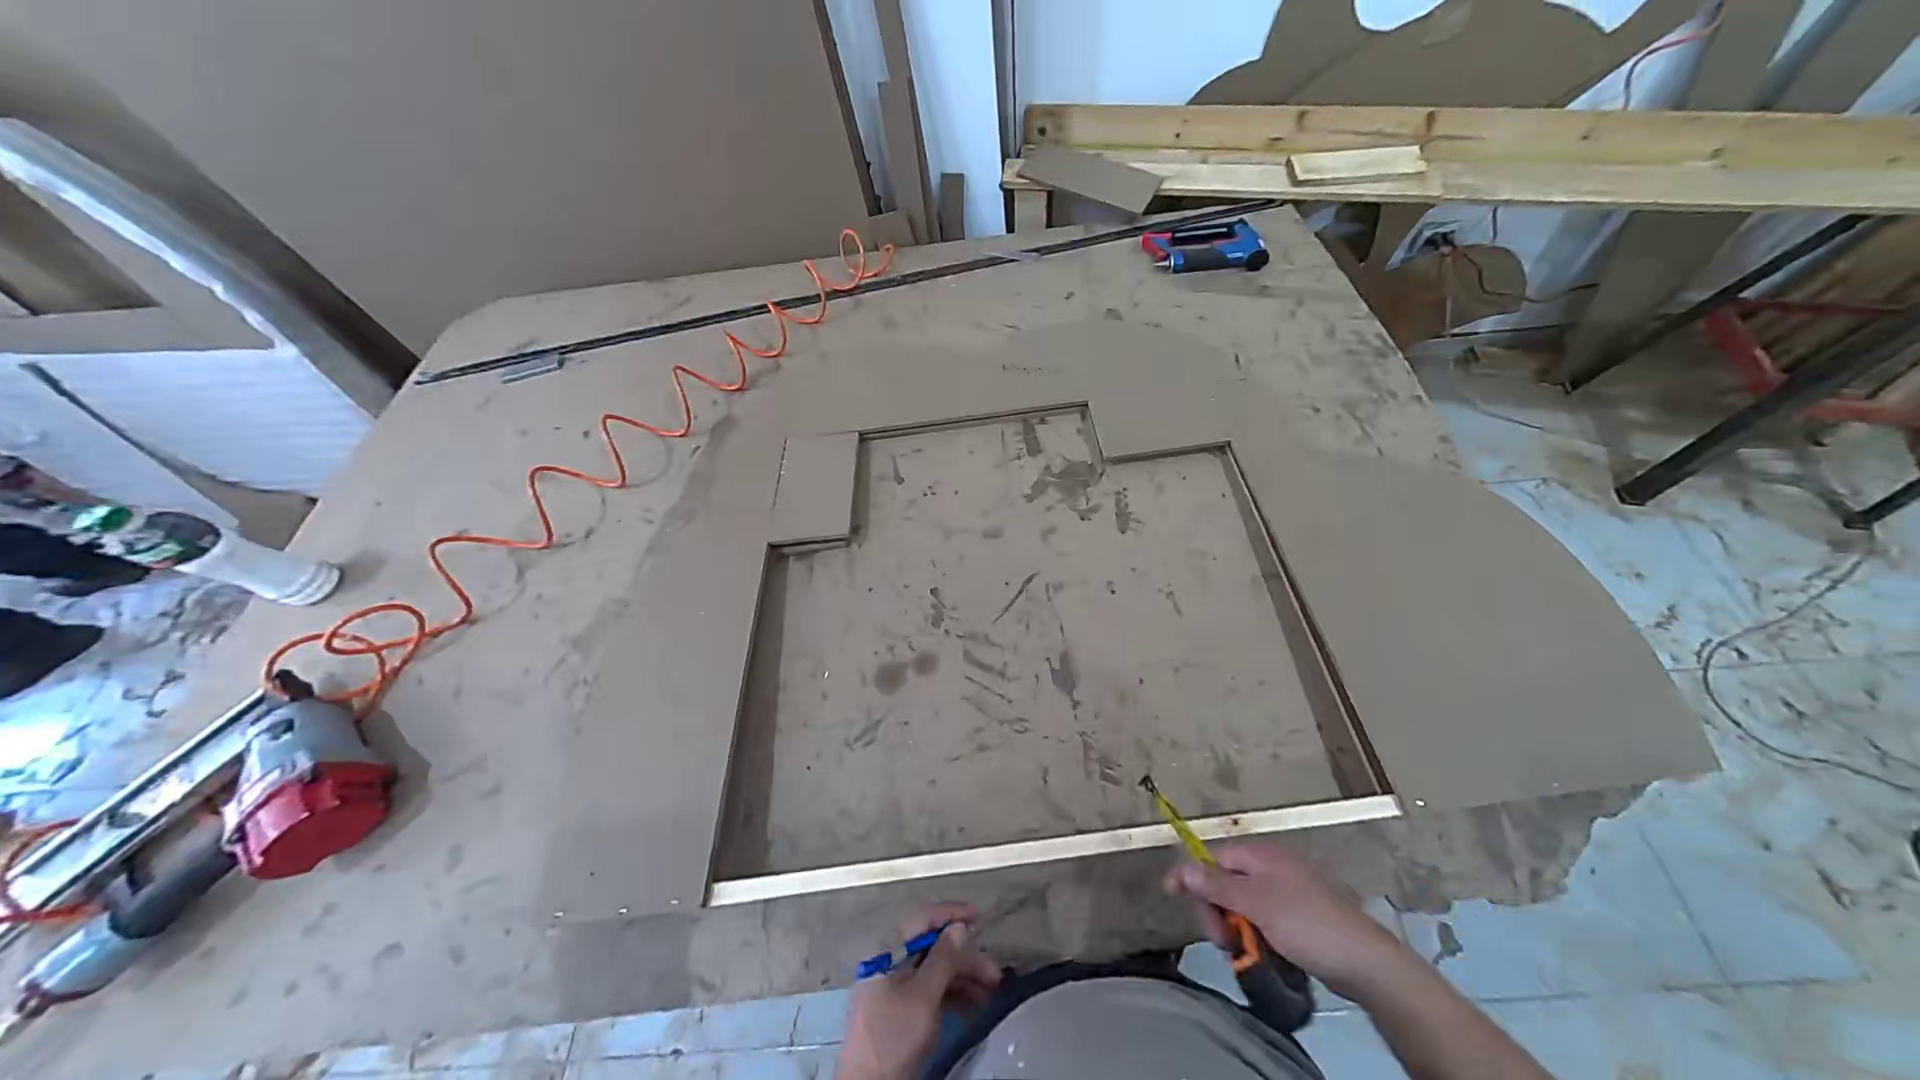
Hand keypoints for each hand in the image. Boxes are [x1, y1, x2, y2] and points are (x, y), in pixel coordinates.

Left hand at [834, 903, 1001, 1079]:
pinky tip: (976, 1004)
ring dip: (964, 977)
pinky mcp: (903, 1012)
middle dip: (965, 957)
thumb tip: (959, 927)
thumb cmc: (894, 1036)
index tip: (978, 917)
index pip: (920, 920)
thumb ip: (942, 959)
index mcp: (888, 954)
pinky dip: (954, 994)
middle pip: (932, 949)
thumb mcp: (923, 997)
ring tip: (992, 992)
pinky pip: (932, 992)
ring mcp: (896, 989)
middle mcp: (890, 965)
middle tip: (995, 973)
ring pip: (935, 972)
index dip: (950, 914)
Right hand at [1163, 841, 1412, 1000]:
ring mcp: (1287, 892)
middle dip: (1216, 909)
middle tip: (1220, 939)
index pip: (1213, 858)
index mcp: (1262, 856)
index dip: (1192, 875)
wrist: (1366, 963)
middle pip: (1226, 881)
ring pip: (1242, 904)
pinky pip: (1262, 918)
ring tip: (1242, 950)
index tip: (1171, 894)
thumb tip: (1181, 867)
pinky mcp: (1298, 917)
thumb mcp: (1256, 904)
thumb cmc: (1307, 925)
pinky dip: (1254, 934)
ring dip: (1235, 926)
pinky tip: (1259, 952)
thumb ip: (1216, 885)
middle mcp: (1272, 867)